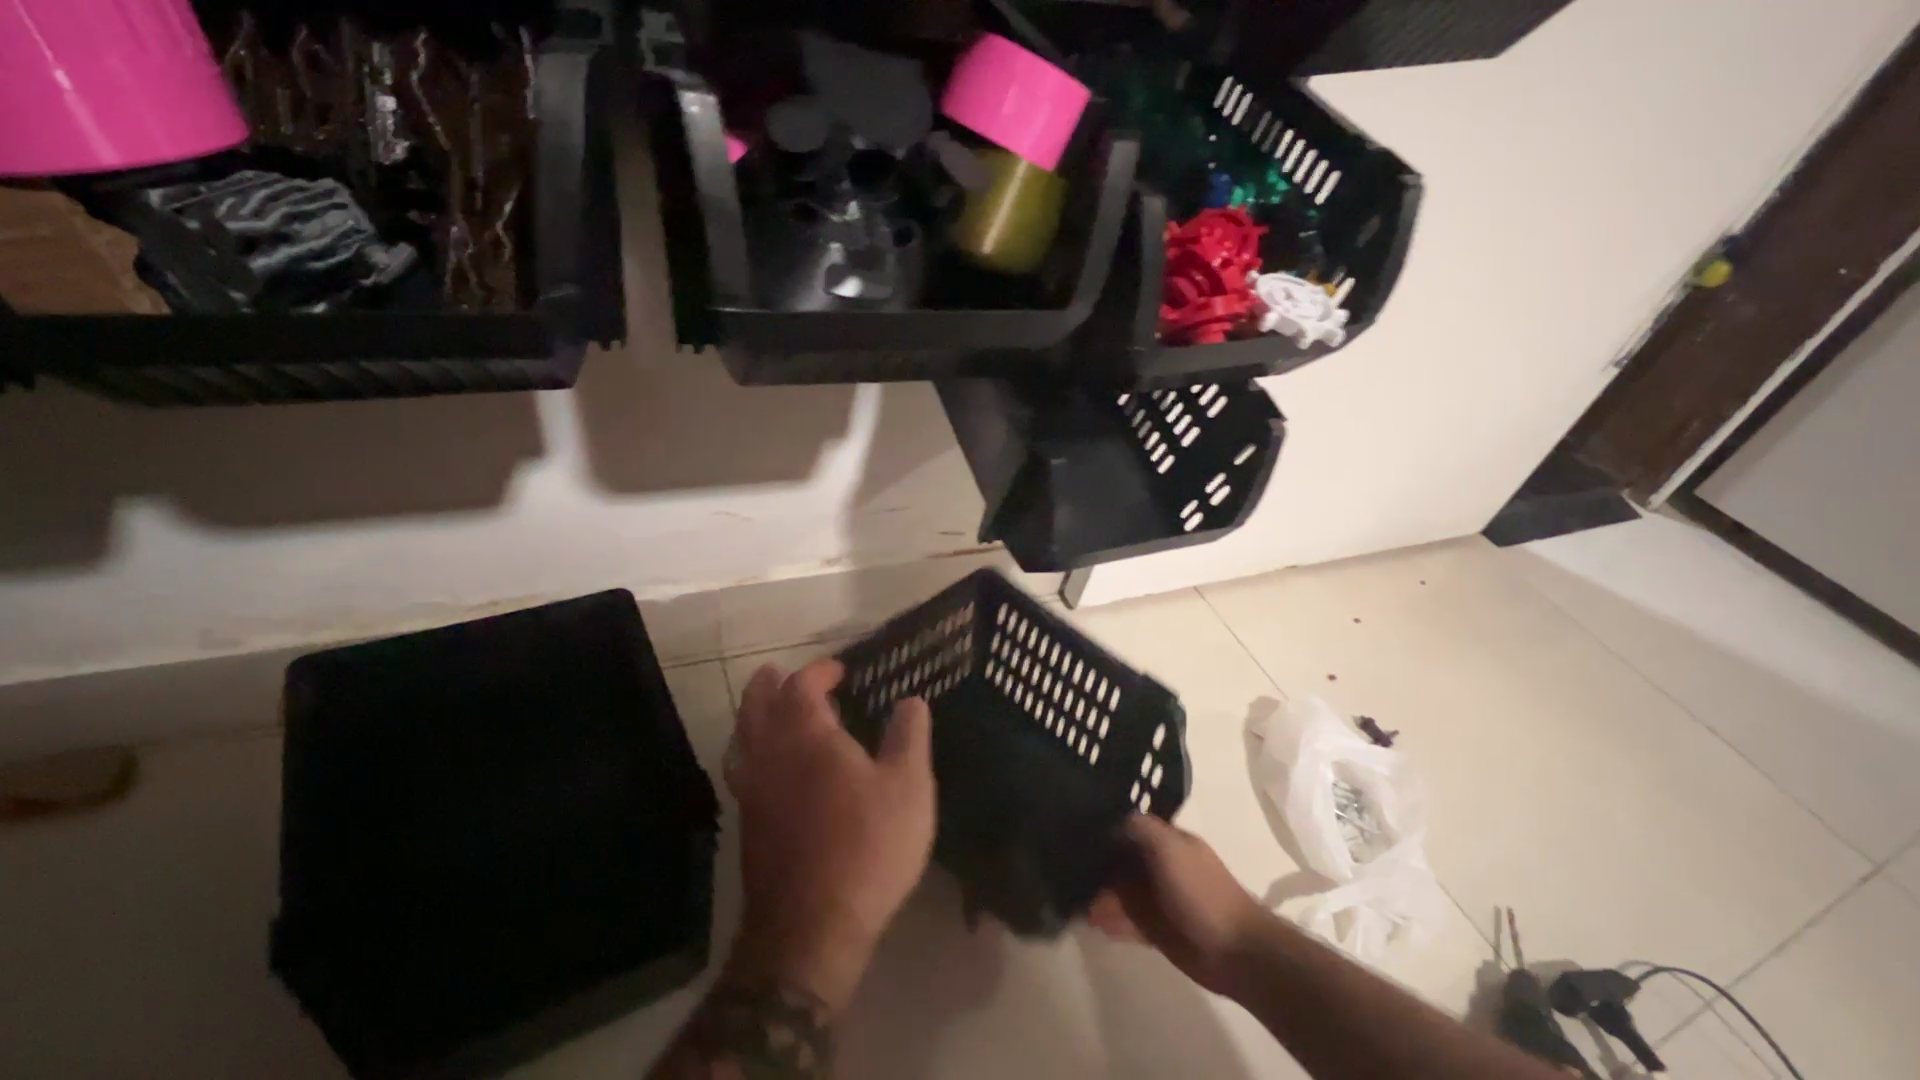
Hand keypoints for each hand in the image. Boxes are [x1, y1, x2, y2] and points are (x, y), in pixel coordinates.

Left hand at [724, 659, 935, 1011]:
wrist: (811, 925)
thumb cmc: (868, 846)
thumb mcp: (908, 788)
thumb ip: (908, 738)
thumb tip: (911, 700)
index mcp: (807, 736)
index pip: (802, 686)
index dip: (818, 671)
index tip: (839, 670)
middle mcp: (770, 755)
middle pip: (758, 706)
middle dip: (769, 685)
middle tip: (778, 673)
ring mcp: (752, 791)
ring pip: (742, 738)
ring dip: (752, 715)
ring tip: (766, 710)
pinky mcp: (747, 825)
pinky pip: (742, 770)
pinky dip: (751, 752)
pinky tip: (767, 769)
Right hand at [1088, 815, 1269, 996]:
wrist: (1233, 950)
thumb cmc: (1200, 892)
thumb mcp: (1170, 848)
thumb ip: (1140, 828)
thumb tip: (1111, 822)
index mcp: (1170, 842)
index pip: (1131, 827)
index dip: (1106, 830)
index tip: (1075, 833)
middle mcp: (1163, 867)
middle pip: (1122, 861)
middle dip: (1097, 866)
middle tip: (1068, 872)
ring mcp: (1160, 900)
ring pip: (1121, 892)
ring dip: (1100, 896)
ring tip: (1079, 904)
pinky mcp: (1156, 930)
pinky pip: (1126, 920)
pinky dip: (1110, 920)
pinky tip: (1094, 923)